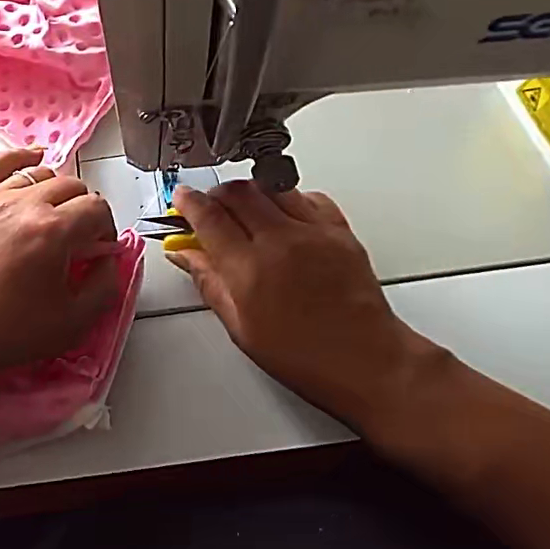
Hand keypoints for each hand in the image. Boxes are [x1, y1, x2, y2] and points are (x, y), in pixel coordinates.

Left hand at [0, 149, 119, 394]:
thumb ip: (105, 286)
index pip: (97, 208)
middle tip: (81, 240)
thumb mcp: (73, 322)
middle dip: (86, 210)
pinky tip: (34, 158)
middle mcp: (25, 205)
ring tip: (57, 217)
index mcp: (53, 230)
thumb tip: (109, 261)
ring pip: (41, 174)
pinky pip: (0, 165)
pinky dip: (20, 157)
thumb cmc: (5, 333)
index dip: (107, 229)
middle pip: (73, 186)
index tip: (100, 249)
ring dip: (58, 192)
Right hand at [169, 181, 443, 427]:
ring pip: (270, 186)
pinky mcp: (339, 230)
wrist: (367, 362)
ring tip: (245, 211)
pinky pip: (307, 196)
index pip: (209, 217)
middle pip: (237, 192)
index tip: (182, 199)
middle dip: (216, 194)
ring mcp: (313, 232)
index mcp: (250, 269)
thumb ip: (210, 282)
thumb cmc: (307, 357)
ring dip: (250, 192)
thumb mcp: (241, 327)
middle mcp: (281, 242)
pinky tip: (283, 216)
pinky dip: (287, 198)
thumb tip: (186, 256)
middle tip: (210, 208)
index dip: (189, 203)